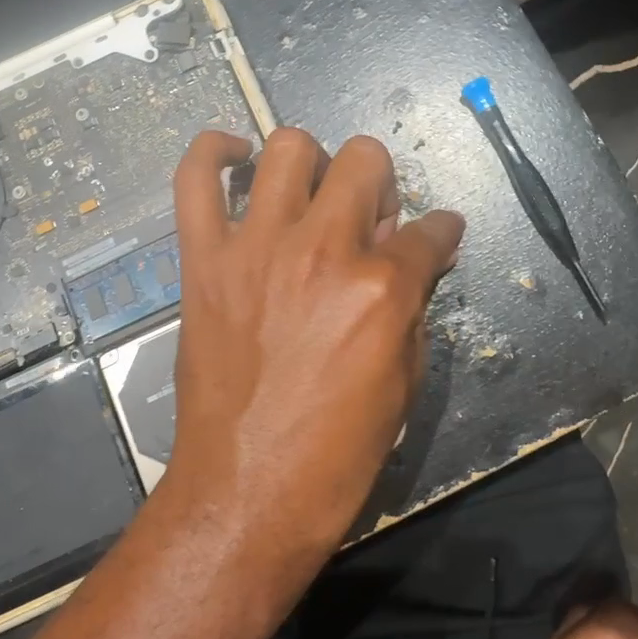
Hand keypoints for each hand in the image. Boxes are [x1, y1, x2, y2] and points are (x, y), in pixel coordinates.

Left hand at [167, 127, 465, 551]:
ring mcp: (257, 248)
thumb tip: (419, 258)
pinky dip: (213, 153)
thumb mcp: (404, 382)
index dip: (441, 232)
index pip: (430, 230)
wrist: (247, 490)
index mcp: (382, 288)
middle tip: (368, 218)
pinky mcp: (205, 259)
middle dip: (380, 182)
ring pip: (289, 148)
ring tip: (310, 195)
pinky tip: (236, 158)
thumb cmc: (338, 453)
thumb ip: (414, 306)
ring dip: (312, 163)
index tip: (438, 236)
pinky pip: (196, 179)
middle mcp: (323, 251)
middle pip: (364, 160)